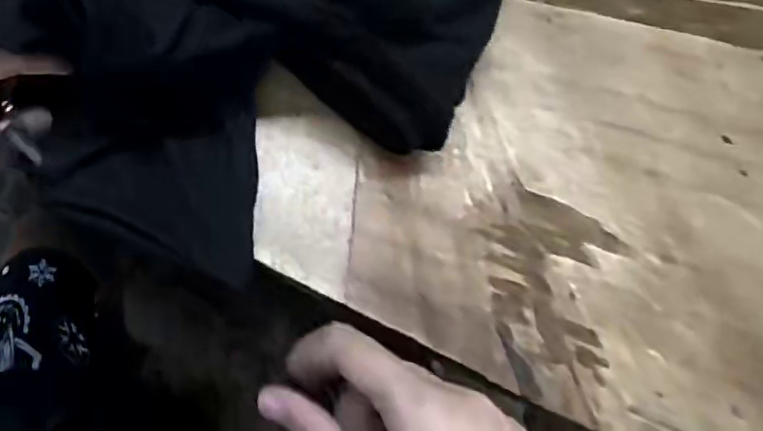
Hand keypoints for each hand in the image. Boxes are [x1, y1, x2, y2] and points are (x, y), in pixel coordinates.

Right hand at [258, 324, 517, 430]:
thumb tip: (268, 394)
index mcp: (419, 397)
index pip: (343, 341)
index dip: (307, 354)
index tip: (290, 389)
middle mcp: (457, 394)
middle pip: (378, 370)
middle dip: (350, 405)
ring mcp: (494, 419)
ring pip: (414, 394)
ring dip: (386, 422)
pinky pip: (451, 417)